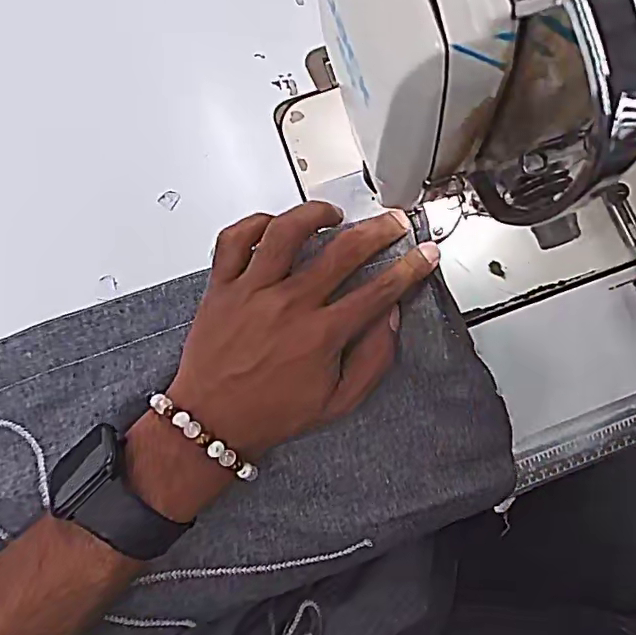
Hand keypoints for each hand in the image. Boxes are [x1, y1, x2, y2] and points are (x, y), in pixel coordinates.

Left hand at [125, 202, 440, 520]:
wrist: (213, 421)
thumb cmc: (270, 413)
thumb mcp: (337, 402)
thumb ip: (372, 360)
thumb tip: (389, 319)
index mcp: (320, 335)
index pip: (379, 289)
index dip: (410, 267)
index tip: (422, 255)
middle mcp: (288, 306)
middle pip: (344, 250)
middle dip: (380, 230)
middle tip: (392, 224)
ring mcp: (252, 291)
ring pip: (288, 232)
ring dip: (317, 213)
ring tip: (333, 214)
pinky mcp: (222, 287)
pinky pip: (235, 239)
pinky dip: (255, 223)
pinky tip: (275, 224)